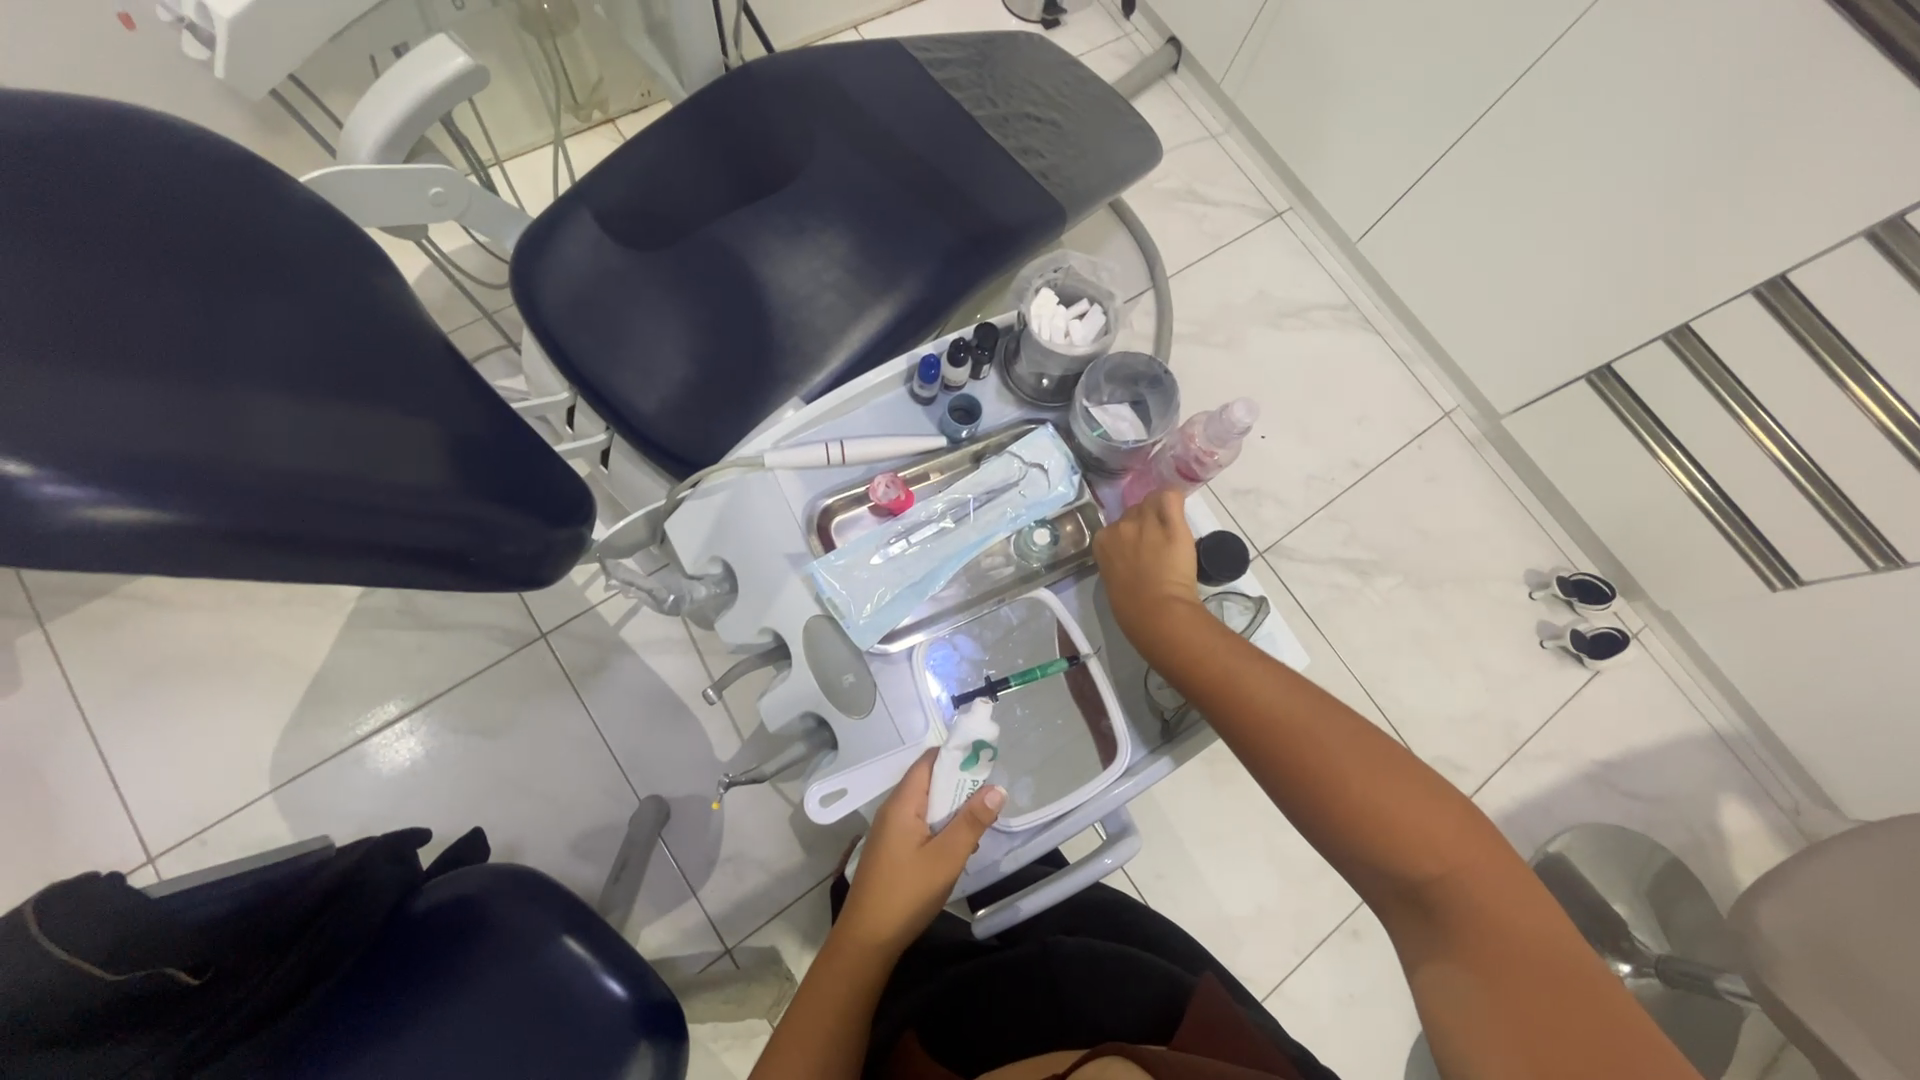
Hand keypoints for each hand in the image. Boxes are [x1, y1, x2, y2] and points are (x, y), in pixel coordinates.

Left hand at [835, 750, 1003, 955]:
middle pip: (928, 782)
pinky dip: (941, 827)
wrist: (866, 940)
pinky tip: (957, 847)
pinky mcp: (891, 850)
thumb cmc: (907, 894)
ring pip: (926, 806)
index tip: (986, 759)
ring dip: (952, 809)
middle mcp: (893, 810)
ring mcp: (889, 831)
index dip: (957, 755)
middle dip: (960, 784)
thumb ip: (972, 821)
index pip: (929, 761)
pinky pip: (920, 825)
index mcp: (902, 803)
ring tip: (979, 822)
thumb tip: (997, 787)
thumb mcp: (947, 857)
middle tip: (990, 795)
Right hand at [1094, 489, 1203, 652]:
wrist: (1156, 611)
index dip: (1129, 536)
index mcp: (1101, 541)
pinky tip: (1179, 514)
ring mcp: (1145, 521)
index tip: (1137, 551)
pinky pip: (1171, 496)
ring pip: (1152, 501)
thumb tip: (1130, 554)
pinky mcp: (1171, 522)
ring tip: (1170, 532)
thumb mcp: (1112, 578)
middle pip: (1133, 512)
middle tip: (1156, 545)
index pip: (1115, 526)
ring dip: (1160, 513)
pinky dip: (1176, 501)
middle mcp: (1120, 525)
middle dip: (1144, 524)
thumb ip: (1117, 559)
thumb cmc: (1131, 607)